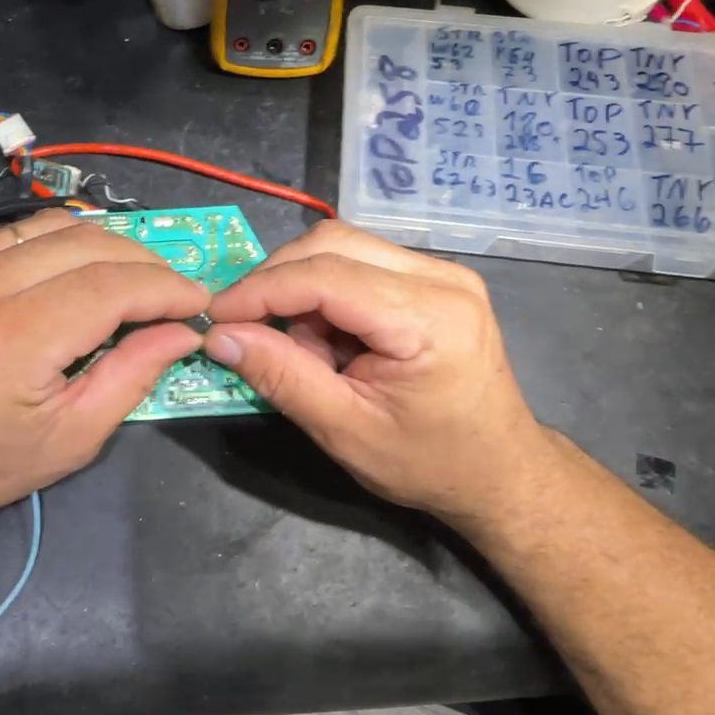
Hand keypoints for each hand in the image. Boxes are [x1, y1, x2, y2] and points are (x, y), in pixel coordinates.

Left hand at [0, 209, 208, 532]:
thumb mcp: (73, 437)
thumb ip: (133, 374)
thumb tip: (183, 331)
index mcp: (11, 339)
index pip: (109, 286)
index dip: (164, 288)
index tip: (198, 303)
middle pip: (88, 244)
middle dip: (145, 263)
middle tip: (173, 295)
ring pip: (56, 226)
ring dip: (107, 248)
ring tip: (134, 282)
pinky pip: (21, 234)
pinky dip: (64, 245)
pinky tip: (80, 275)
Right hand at [202, 221, 547, 520]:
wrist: (500, 472)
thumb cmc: (428, 463)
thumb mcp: (345, 431)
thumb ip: (282, 377)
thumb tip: (219, 337)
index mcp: (429, 317)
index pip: (325, 275)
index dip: (260, 290)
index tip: (215, 317)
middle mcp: (441, 277)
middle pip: (333, 243)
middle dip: (276, 280)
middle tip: (245, 328)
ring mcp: (442, 272)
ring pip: (342, 247)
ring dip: (300, 287)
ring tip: (299, 347)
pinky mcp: (433, 279)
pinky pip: (360, 263)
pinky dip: (325, 294)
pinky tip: (327, 340)